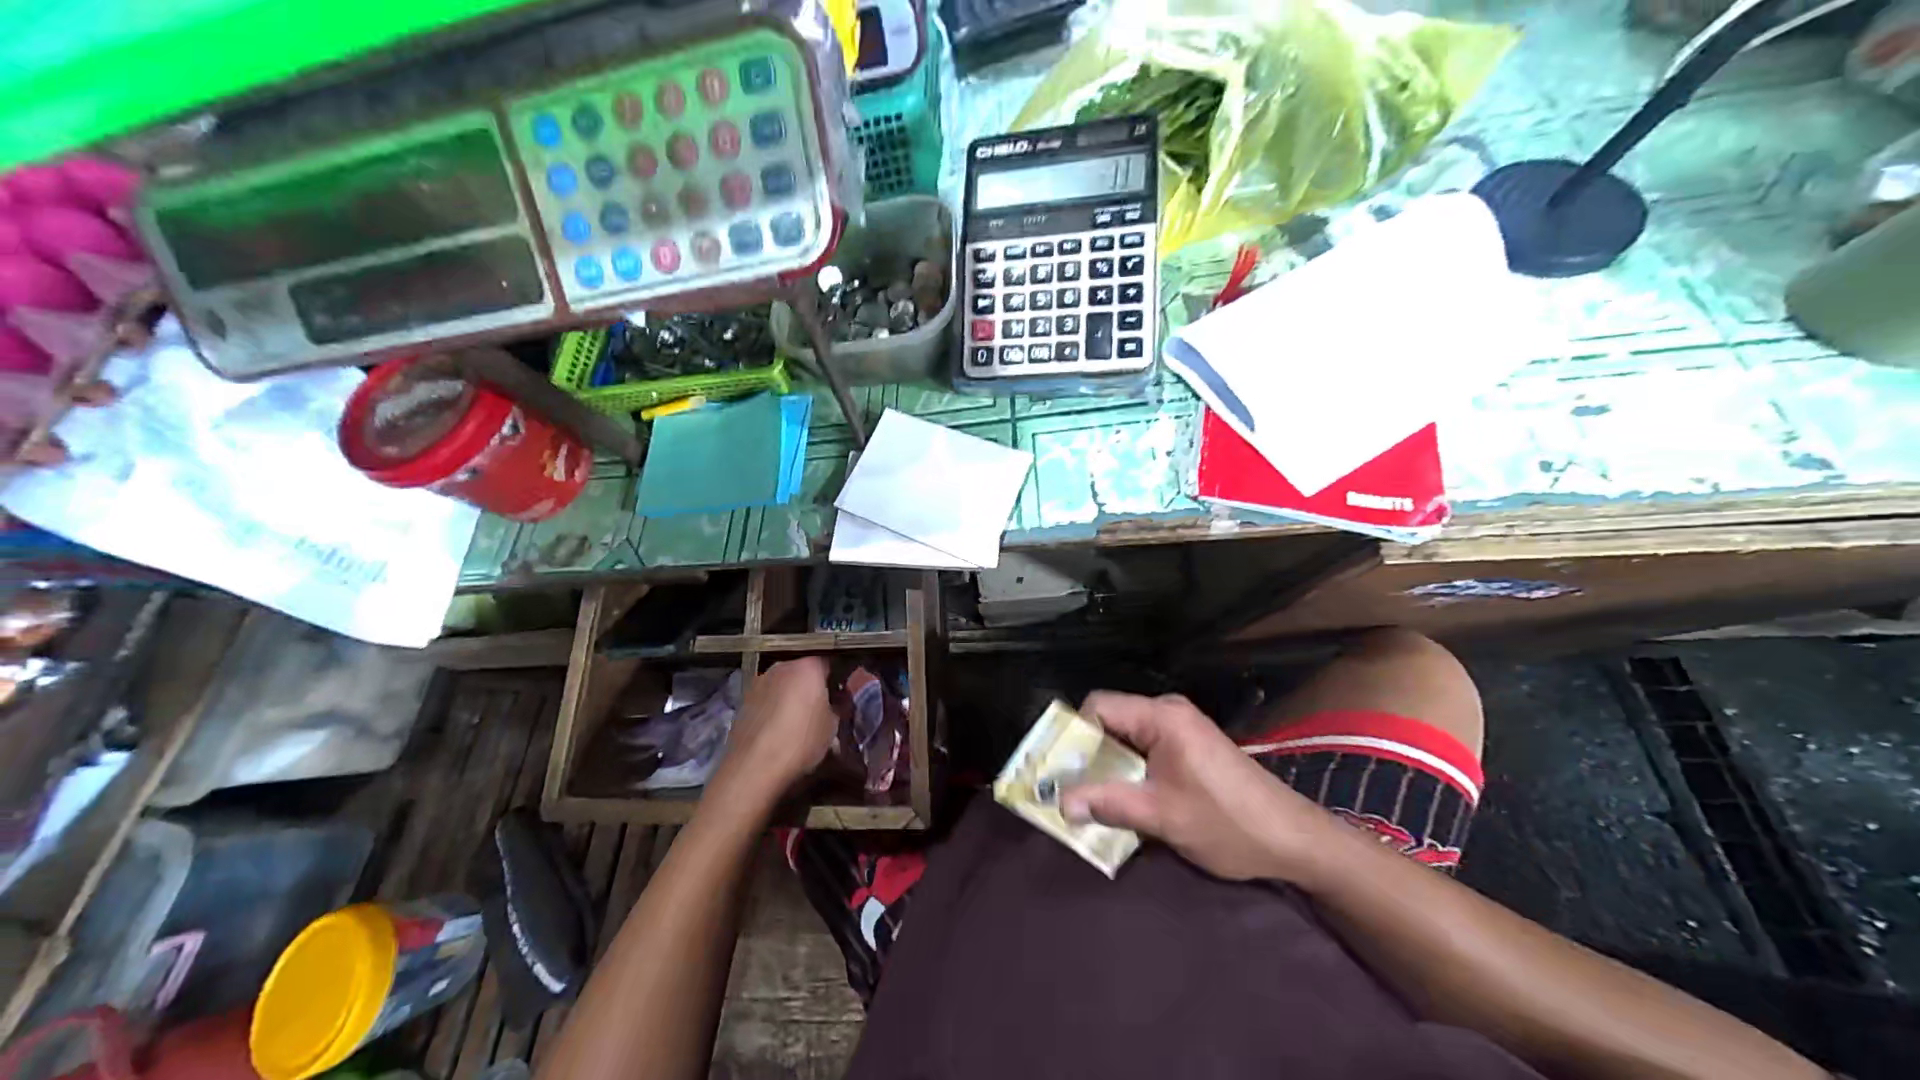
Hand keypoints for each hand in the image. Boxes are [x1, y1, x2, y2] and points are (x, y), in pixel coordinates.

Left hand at [710, 657, 837, 807]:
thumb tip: (839, 700)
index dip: (837, 677)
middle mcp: (782, 667)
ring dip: (791, 695)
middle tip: (821, 708)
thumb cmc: (801, 742)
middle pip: (803, 670)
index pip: (829, 662)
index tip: (841, 695)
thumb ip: (839, 706)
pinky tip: (777, 729)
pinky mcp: (743, 700)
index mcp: (808, 667)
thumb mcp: (833, 726)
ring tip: (798, 721)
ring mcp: (759, 682)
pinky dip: (774, 707)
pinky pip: (767, 698)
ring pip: (782, 683)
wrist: (754, 768)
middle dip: (812, 685)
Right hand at [1060, 691, 1334, 881]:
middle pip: (1110, 721)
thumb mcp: (1163, 817)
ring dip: (1107, 767)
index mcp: (1163, 717)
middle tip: (1067, 788)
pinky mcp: (1190, 749)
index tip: (1058, 767)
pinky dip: (1128, 772)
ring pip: (1126, 739)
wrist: (1295, 841)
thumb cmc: (1228, 823)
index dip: (1073, 733)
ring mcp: (1182, 730)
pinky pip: (1144, 750)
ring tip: (1089, 799)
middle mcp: (1169, 713)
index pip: (1099, 706)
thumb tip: (1060, 802)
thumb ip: (1108, 804)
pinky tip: (1123, 801)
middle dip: (1086, 754)